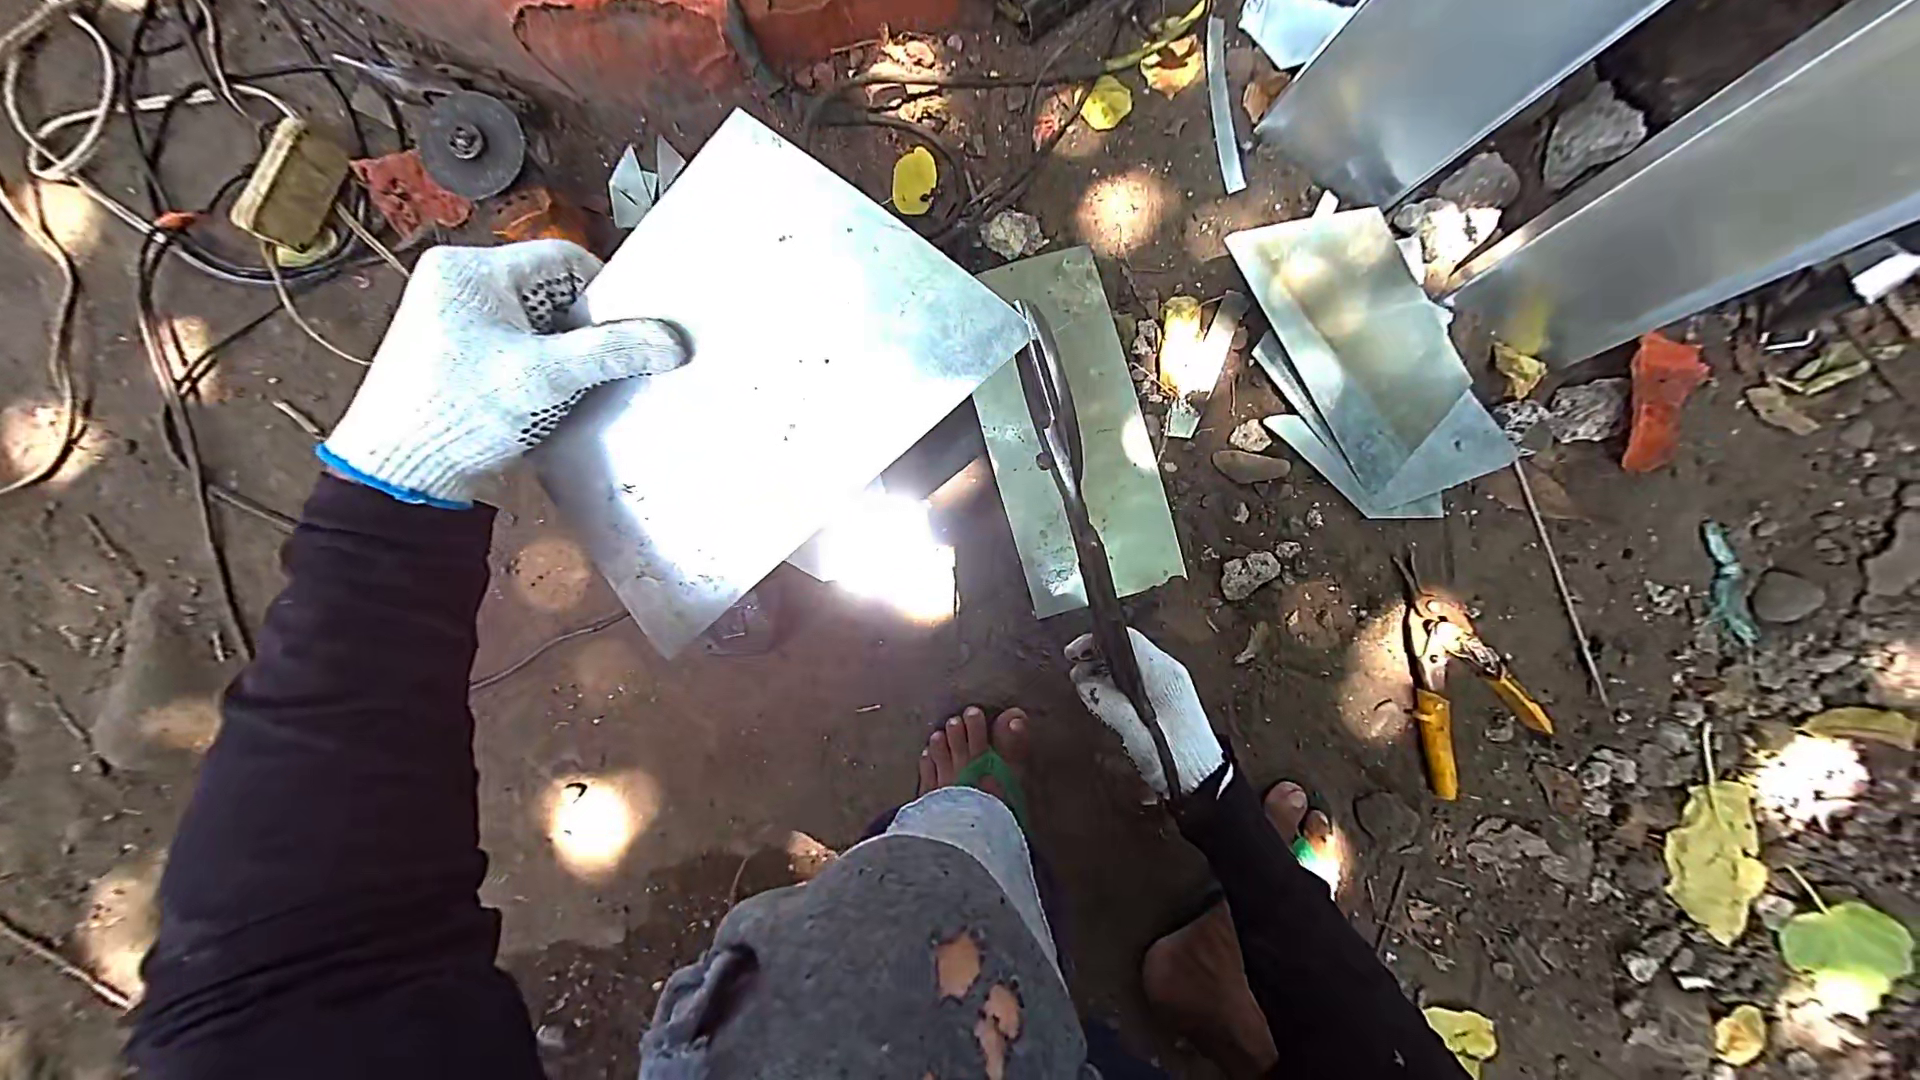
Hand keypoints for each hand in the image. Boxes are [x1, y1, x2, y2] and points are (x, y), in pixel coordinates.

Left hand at [318, 239, 688, 506]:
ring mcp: (459, 317)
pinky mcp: (463, 350)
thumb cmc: (463, 411)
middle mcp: (461, 283)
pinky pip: (526, 344)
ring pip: (544, 320)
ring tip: (570, 385)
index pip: (565, 259)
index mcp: (471, 269)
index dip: (605, 295)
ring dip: (569, 351)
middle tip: (596, 365)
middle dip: (586, 328)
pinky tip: (550, 394)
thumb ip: (614, 351)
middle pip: (556, 291)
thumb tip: (674, 340)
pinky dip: (549, 366)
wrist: (405, 469)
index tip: (624, 334)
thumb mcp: (550, 376)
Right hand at [1065, 627, 1222, 796]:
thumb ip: (1105, 700)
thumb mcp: (1131, 727)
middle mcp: (1166, 672)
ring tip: (1084, 685)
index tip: (1074, 653)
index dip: (1095, 641)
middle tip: (1074, 671)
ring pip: (1129, 666)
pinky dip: (1116, 684)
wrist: (1203, 784)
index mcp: (1162, 671)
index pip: (1126, 639)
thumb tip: (1083, 682)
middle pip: (1125, 650)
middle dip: (1096, 657)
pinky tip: (1102, 698)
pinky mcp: (1166, 700)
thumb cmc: (1174, 756)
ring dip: (1104, 672)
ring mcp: (1168, 686)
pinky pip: (1136, 682)